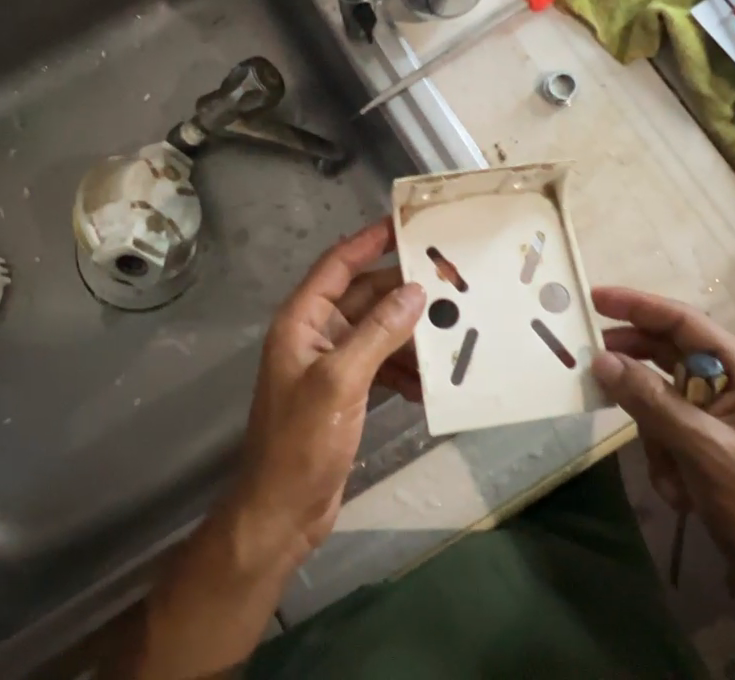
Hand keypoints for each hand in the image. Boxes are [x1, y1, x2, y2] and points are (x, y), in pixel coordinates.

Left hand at [226, 219, 425, 568]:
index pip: (337, 265)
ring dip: (410, 335)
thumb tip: (414, 291)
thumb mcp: (340, 381)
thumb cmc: (302, 441)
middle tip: (451, 283)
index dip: (368, 241)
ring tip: (452, 335)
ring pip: (377, 333)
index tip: (406, 224)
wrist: (283, 509)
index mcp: (301, 321)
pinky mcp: (345, 394)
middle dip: (403, 293)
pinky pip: (381, 366)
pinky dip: (404, 371)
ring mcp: (330, 365)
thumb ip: (377, 333)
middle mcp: (314, 335)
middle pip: (364, 298)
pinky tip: (431, 383)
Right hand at [590, 288, 734, 678]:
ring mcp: (733, 421)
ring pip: (668, 400)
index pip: (687, 322)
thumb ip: (650, 400)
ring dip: (655, 432)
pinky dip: (667, 457)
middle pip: (675, 356)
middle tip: (593, 365)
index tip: (594, 298)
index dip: (639, 306)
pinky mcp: (722, 451)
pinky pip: (676, 433)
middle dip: (638, 372)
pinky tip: (679, 493)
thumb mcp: (702, 451)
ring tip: (667, 474)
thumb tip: (602, 359)